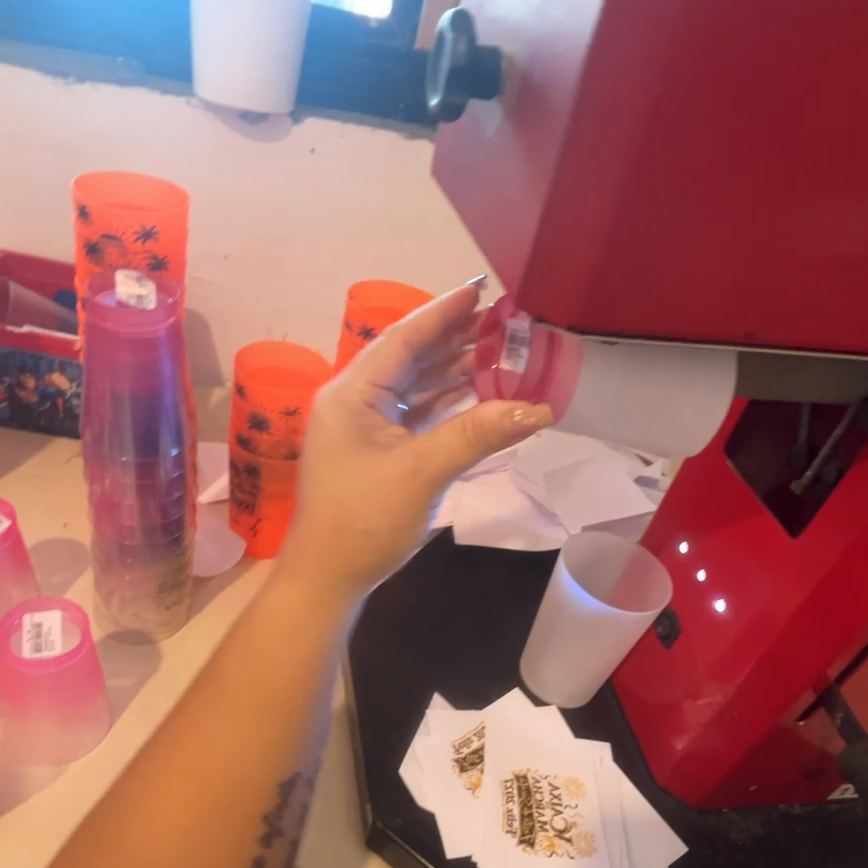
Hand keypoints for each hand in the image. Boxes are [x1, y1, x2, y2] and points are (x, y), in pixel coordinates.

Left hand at [277, 279, 553, 602]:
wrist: (328, 577)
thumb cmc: (365, 520)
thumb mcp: (423, 472)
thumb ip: (478, 433)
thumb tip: (540, 409)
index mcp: (352, 393)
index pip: (403, 338)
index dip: (443, 312)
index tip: (481, 290)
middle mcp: (354, 401)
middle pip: (410, 358)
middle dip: (454, 339)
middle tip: (503, 320)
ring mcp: (363, 427)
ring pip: (414, 386)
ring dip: (453, 370)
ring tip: (499, 350)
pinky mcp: (375, 451)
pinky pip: (414, 415)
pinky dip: (445, 404)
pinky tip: (477, 393)